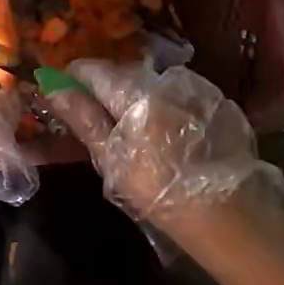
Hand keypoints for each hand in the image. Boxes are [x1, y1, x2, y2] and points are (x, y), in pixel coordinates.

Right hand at [42, 60, 283, 241]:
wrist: (230, 216)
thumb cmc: (158, 191)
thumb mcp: (112, 159)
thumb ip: (83, 118)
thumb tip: (53, 88)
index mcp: (135, 92)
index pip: (93, 69)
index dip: (74, 80)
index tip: (66, 97)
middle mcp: (166, 79)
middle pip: (123, 74)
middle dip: (106, 91)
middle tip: (99, 122)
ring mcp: (197, 88)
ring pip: (152, 84)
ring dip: (138, 99)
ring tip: (138, 133)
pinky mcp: (219, 103)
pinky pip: (180, 95)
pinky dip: (167, 108)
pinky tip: (171, 137)